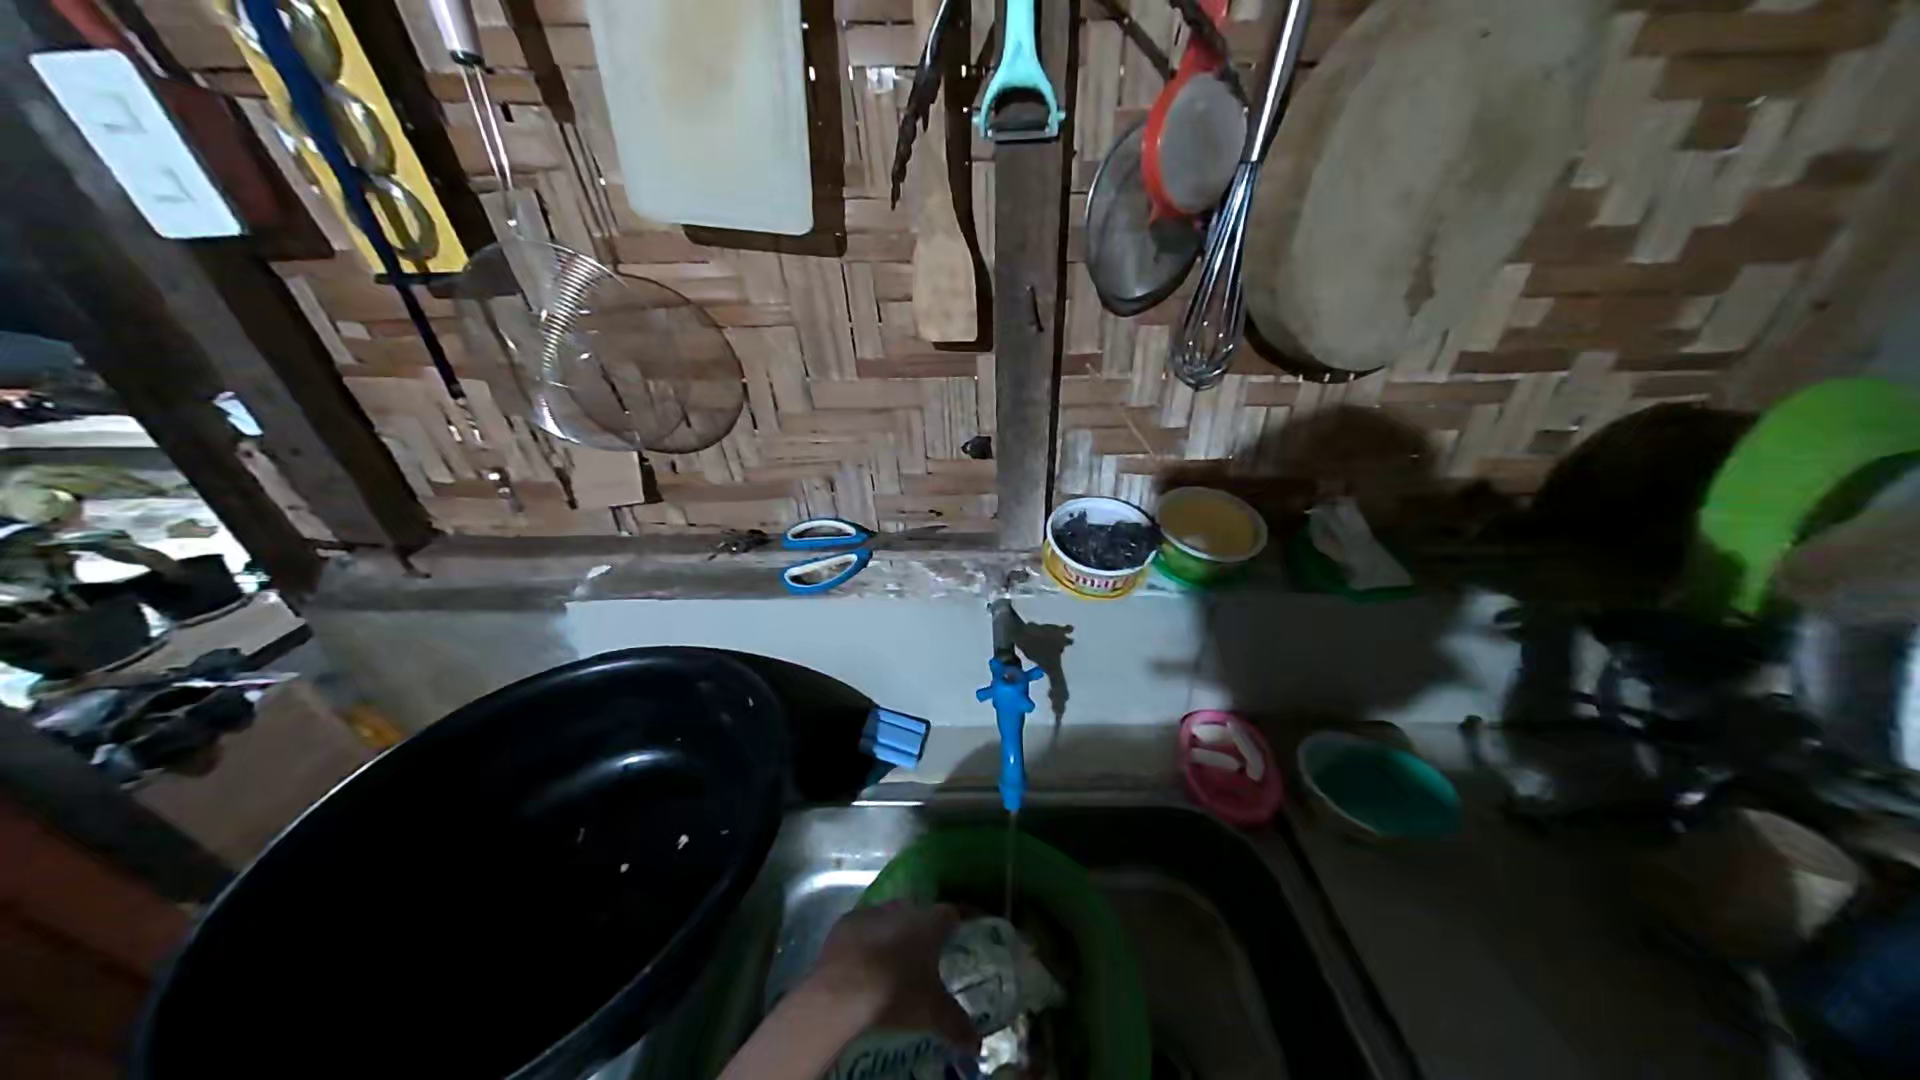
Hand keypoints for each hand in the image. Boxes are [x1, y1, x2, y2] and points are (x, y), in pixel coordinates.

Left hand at [805, 900, 978, 1054]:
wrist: (844, 991)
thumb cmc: (898, 994)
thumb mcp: (933, 1014)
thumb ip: (957, 1024)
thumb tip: (976, 1043)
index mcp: (931, 922)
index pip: (952, 913)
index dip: (957, 924)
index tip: (961, 933)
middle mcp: (904, 908)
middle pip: (919, 913)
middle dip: (922, 930)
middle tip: (926, 954)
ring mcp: (873, 912)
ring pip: (889, 917)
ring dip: (893, 932)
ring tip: (893, 959)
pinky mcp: (845, 923)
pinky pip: (862, 927)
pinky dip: (866, 940)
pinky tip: (864, 962)